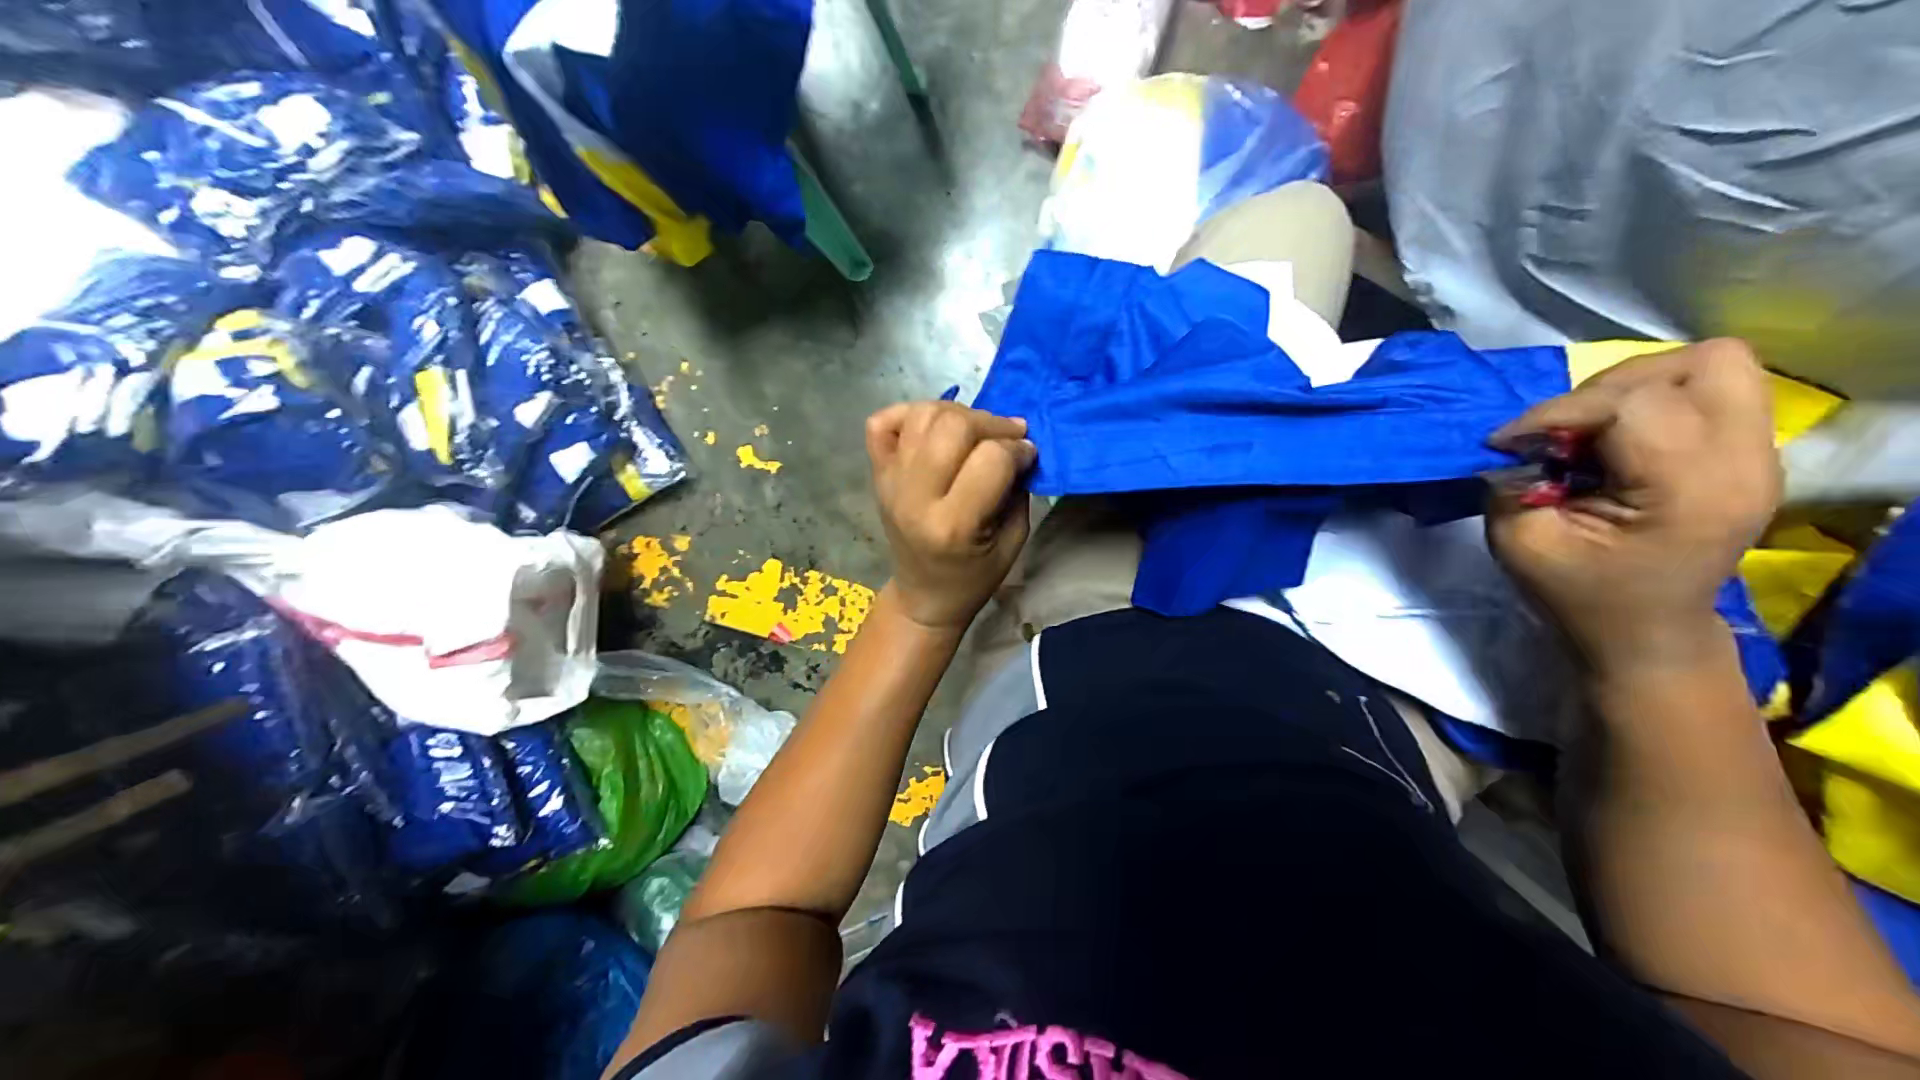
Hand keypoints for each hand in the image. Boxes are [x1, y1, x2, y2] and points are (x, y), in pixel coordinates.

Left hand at [866, 401, 1036, 632]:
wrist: (923, 595)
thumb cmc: (973, 576)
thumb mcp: (1012, 541)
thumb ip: (1016, 489)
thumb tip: (1019, 443)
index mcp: (952, 525)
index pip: (991, 458)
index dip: (1018, 449)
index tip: (1027, 456)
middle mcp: (915, 497)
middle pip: (952, 425)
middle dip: (991, 423)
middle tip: (1007, 437)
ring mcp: (890, 481)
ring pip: (921, 414)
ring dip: (956, 413)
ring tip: (974, 431)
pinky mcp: (877, 473)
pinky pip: (882, 421)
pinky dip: (909, 413)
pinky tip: (934, 429)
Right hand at [1486, 340, 1780, 676]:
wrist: (1644, 631)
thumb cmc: (1578, 593)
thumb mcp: (1520, 541)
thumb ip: (1514, 482)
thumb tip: (1519, 442)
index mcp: (1690, 490)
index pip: (1632, 403)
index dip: (1556, 412)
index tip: (1509, 443)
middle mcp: (1744, 461)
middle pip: (1699, 364)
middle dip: (1610, 387)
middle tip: (1563, 429)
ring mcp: (1759, 454)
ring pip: (1715, 365)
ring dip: (1639, 385)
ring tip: (1593, 427)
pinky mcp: (1749, 451)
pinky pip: (1714, 389)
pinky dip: (1658, 397)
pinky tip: (1621, 436)